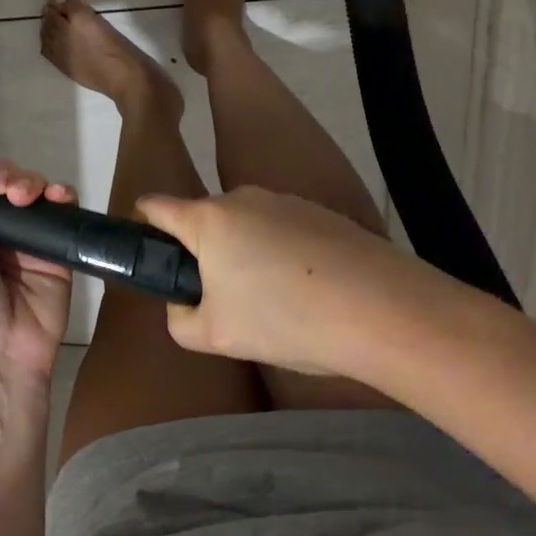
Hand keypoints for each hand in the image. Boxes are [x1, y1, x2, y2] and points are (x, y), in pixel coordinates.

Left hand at [0, 147, 77, 384]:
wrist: (1, 357)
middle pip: (7, 183)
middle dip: (9, 177)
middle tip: (7, 192)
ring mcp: (28, 243)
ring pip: (36, 194)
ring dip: (33, 183)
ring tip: (27, 197)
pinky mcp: (58, 256)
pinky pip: (64, 218)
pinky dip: (64, 200)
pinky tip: (60, 197)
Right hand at [138, 187, 443, 378]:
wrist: (391, 314)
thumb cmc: (288, 320)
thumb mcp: (218, 337)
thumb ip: (181, 321)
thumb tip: (183, 306)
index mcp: (206, 219)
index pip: (154, 205)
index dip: (143, 226)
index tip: (153, 255)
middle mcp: (241, 198)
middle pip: (205, 220)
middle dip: (206, 254)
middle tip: (226, 300)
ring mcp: (287, 202)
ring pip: (249, 227)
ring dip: (250, 255)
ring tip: (282, 303)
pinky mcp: (327, 214)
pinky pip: (289, 233)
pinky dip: (290, 257)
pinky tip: (317, 295)